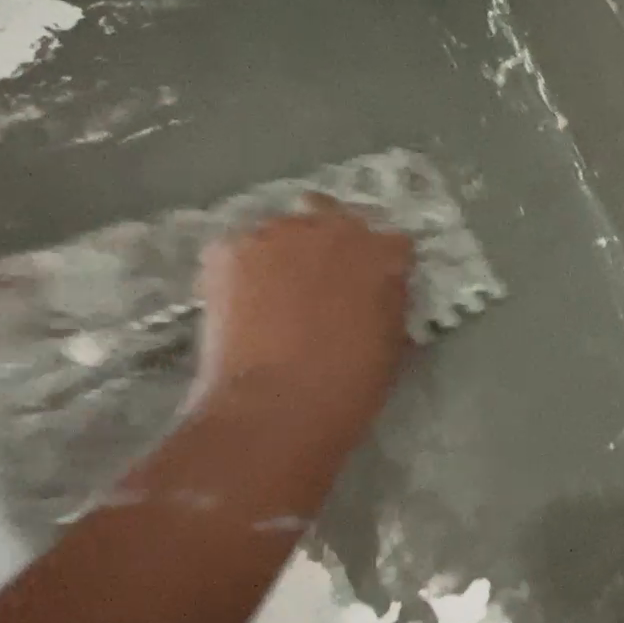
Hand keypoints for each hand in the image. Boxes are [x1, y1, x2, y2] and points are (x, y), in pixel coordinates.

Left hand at [192, 193, 414, 430]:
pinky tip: (241, 298)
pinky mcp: (230, 249)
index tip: (375, 286)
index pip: (393, 242)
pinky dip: (243, 267)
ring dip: (286, 251)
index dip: (384, 264)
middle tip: (323, 279)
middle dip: (332, 241)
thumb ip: (389, 299)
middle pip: (335, 216)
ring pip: (284, 230)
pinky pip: (240, 248)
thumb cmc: (349, 384)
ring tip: (275, 289)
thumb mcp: (392, 340)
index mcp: (383, 253)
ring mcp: (279, 234)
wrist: (275, 406)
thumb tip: (380, 288)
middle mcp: (335, 229)